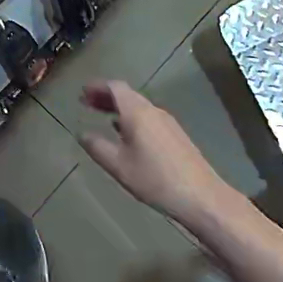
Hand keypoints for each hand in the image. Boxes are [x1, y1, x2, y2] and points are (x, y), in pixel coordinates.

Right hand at [79, 80, 229, 223]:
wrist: (200, 195)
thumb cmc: (155, 179)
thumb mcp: (119, 166)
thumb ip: (98, 147)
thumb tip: (82, 134)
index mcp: (138, 112)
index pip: (116, 87)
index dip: (98, 87)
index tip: (82, 92)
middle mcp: (153, 111)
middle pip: (127, 95)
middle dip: (106, 96)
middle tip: (87, 102)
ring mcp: (167, 122)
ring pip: (138, 106)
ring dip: (119, 108)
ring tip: (102, 116)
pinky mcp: (174, 134)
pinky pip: (148, 117)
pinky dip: (131, 118)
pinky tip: (126, 133)